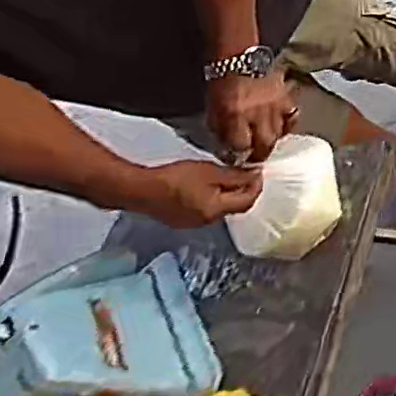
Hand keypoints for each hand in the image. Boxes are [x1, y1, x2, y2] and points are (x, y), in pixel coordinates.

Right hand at [138, 159, 264, 227]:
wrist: (138, 189)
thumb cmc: (176, 179)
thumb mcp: (212, 172)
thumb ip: (237, 176)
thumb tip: (256, 175)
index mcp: (215, 211)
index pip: (247, 201)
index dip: (256, 186)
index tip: (258, 172)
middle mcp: (205, 222)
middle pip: (235, 206)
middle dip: (244, 190)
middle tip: (245, 173)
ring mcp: (190, 223)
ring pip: (220, 208)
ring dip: (229, 194)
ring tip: (228, 177)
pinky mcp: (178, 220)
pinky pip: (205, 209)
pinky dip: (213, 198)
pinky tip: (209, 185)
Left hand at [205, 72, 295, 162]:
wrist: (240, 61)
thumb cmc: (221, 85)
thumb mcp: (212, 110)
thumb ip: (221, 131)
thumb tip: (229, 148)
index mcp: (234, 116)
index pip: (240, 146)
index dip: (237, 156)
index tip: (236, 160)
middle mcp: (257, 113)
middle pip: (264, 143)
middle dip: (259, 155)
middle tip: (254, 159)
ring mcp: (275, 105)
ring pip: (280, 133)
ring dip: (272, 142)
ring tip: (266, 145)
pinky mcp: (287, 98)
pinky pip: (292, 117)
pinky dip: (288, 125)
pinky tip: (282, 128)